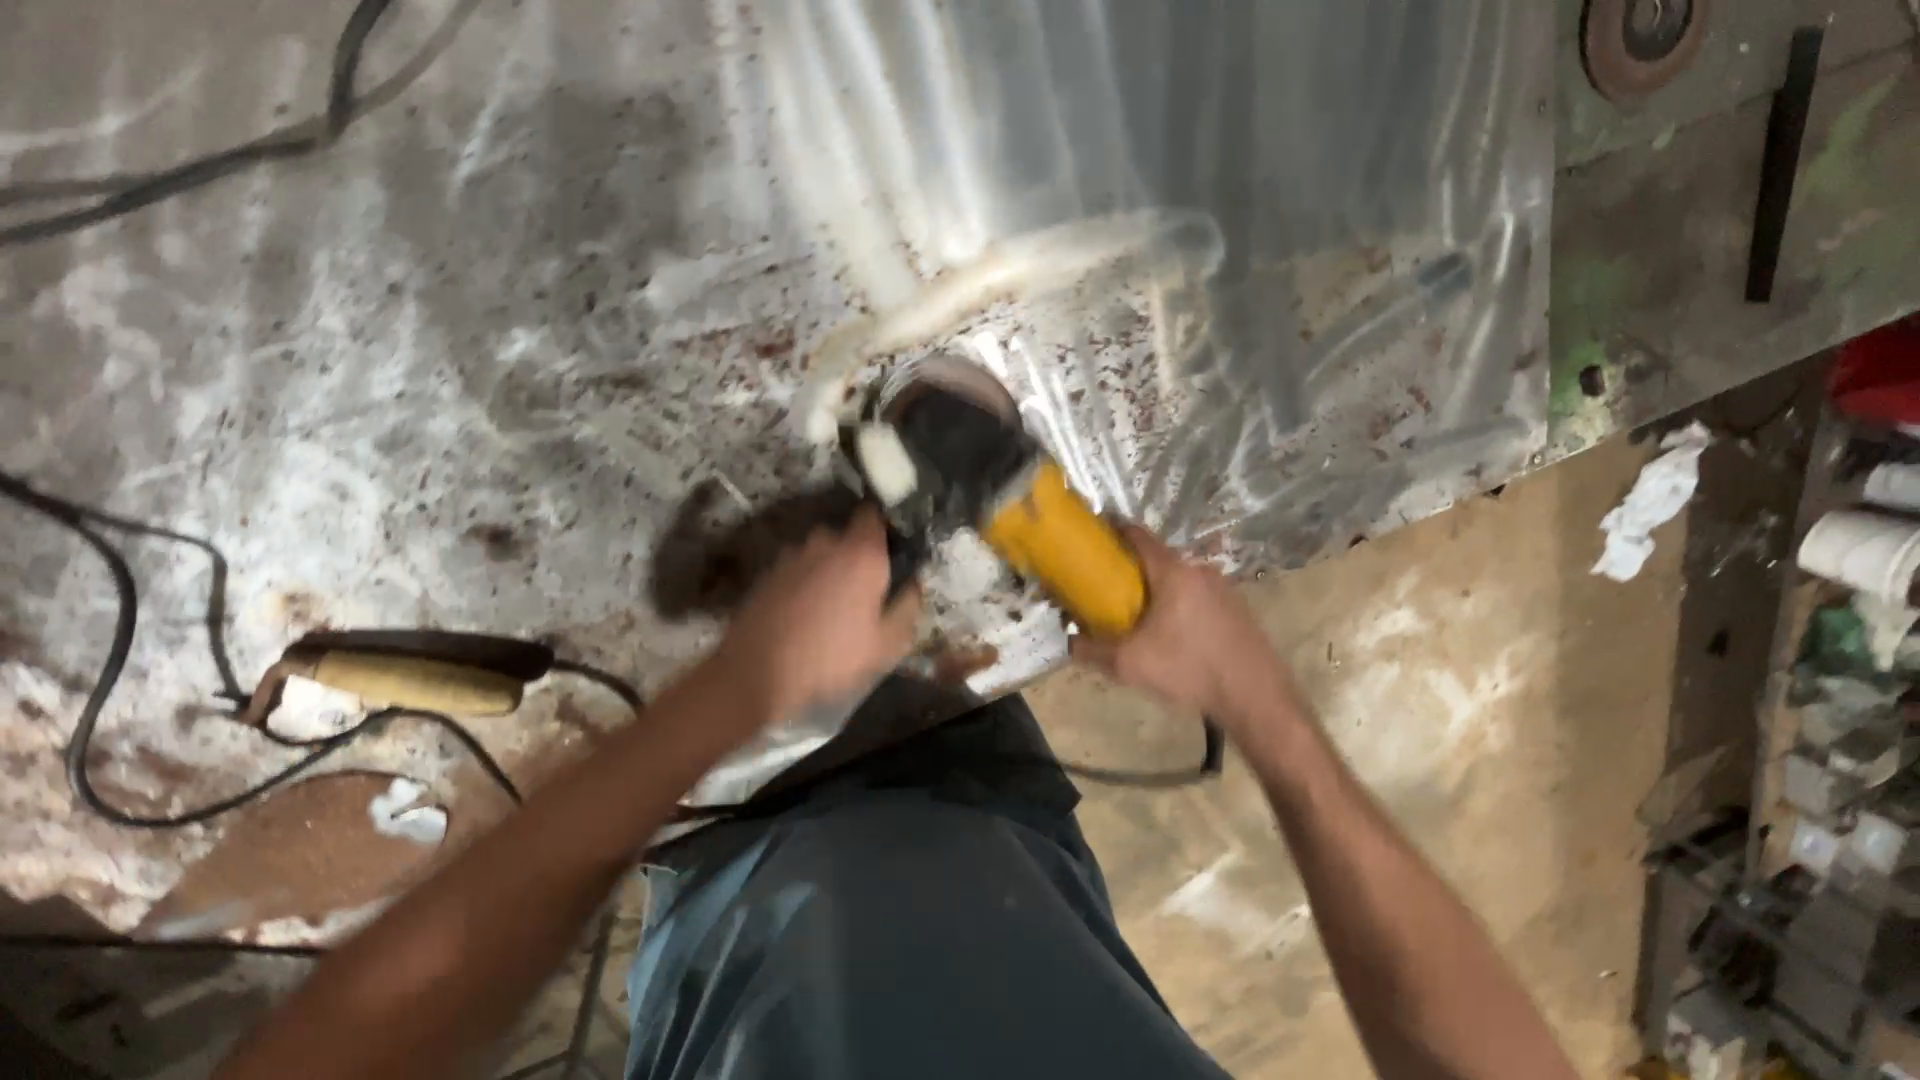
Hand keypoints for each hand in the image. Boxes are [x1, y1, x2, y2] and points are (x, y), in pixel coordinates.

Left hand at [716, 507, 921, 716]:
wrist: (755, 673)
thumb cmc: (830, 658)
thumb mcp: (886, 644)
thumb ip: (908, 605)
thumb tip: (914, 583)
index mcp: (862, 553)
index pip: (875, 513)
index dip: (885, 527)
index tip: (893, 549)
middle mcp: (825, 542)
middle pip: (847, 536)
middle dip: (856, 556)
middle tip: (864, 591)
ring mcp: (791, 556)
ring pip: (819, 555)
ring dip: (827, 571)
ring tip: (830, 608)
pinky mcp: (767, 574)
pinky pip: (797, 572)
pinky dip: (803, 585)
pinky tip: (803, 616)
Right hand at [1069, 525, 1296, 729]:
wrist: (1255, 696)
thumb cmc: (1188, 668)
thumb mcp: (1128, 664)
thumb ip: (1091, 650)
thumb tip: (1068, 642)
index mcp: (1173, 572)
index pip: (1138, 535)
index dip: (1113, 532)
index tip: (1093, 539)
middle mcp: (1200, 570)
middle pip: (1158, 560)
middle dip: (1132, 571)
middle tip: (1110, 592)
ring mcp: (1224, 588)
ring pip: (1180, 581)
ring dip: (1159, 592)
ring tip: (1141, 619)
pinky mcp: (1238, 609)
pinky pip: (1200, 598)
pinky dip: (1182, 607)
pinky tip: (1176, 637)